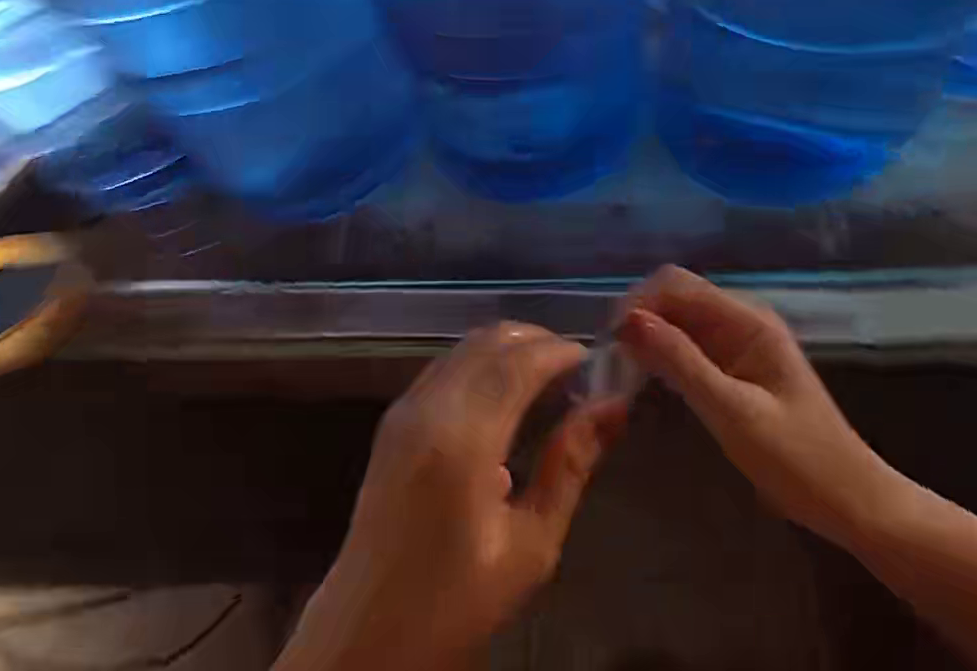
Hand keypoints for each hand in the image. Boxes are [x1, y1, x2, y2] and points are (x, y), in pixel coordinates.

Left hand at [276, 323, 627, 670]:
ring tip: (548, 377)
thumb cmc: (455, 600)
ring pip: (466, 346)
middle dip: (539, 340)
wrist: (364, 634)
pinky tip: (507, 392)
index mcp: (463, 440)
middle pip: (491, 341)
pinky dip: (484, 361)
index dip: (561, 351)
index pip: (520, 364)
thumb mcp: (530, 545)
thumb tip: (612, 407)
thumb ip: (570, 464)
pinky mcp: (393, 419)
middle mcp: (429, 409)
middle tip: (576, 368)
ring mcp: (405, 409)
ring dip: (511, 348)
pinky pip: (447, 365)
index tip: (595, 360)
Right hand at [617, 266, 901, 546]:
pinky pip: (688, 347)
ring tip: (619, 368)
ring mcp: (738, 343)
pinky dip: (663, 355)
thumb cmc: (797, 458)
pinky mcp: (733, 367)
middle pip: (676, 297)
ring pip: (679, 321)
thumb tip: (629, 320)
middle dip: (640, 317)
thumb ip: (681, 362)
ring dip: (648, 336)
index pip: (678, 284)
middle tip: (610, 359)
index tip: (610, 339)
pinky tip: (644, 377)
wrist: (849, 500)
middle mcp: (741, 320)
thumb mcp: (733, 412)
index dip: (639, 302)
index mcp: (748, 320)